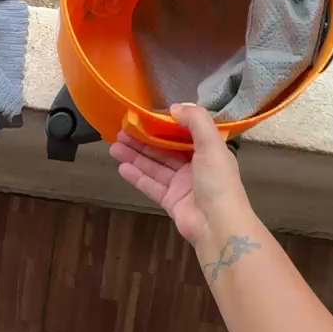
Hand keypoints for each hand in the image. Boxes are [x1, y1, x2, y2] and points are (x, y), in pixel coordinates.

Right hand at [109, 103, 249, 250]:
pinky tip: (122, 167)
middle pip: (165, 150)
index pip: (183, 134)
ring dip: (135, 156)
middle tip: (121, 131)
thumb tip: (175, 107)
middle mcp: (194, 167)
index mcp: (208, 152)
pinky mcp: (170, 201)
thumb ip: (196, 121)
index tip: (145, 117)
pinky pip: (151, 185)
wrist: (218, 224)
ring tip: (114, 146)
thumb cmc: (218, 182)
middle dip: (143, 140)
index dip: (164, 125)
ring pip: (155, 167)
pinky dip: (137, 176)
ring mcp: (181, 186)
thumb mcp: (212, 144)